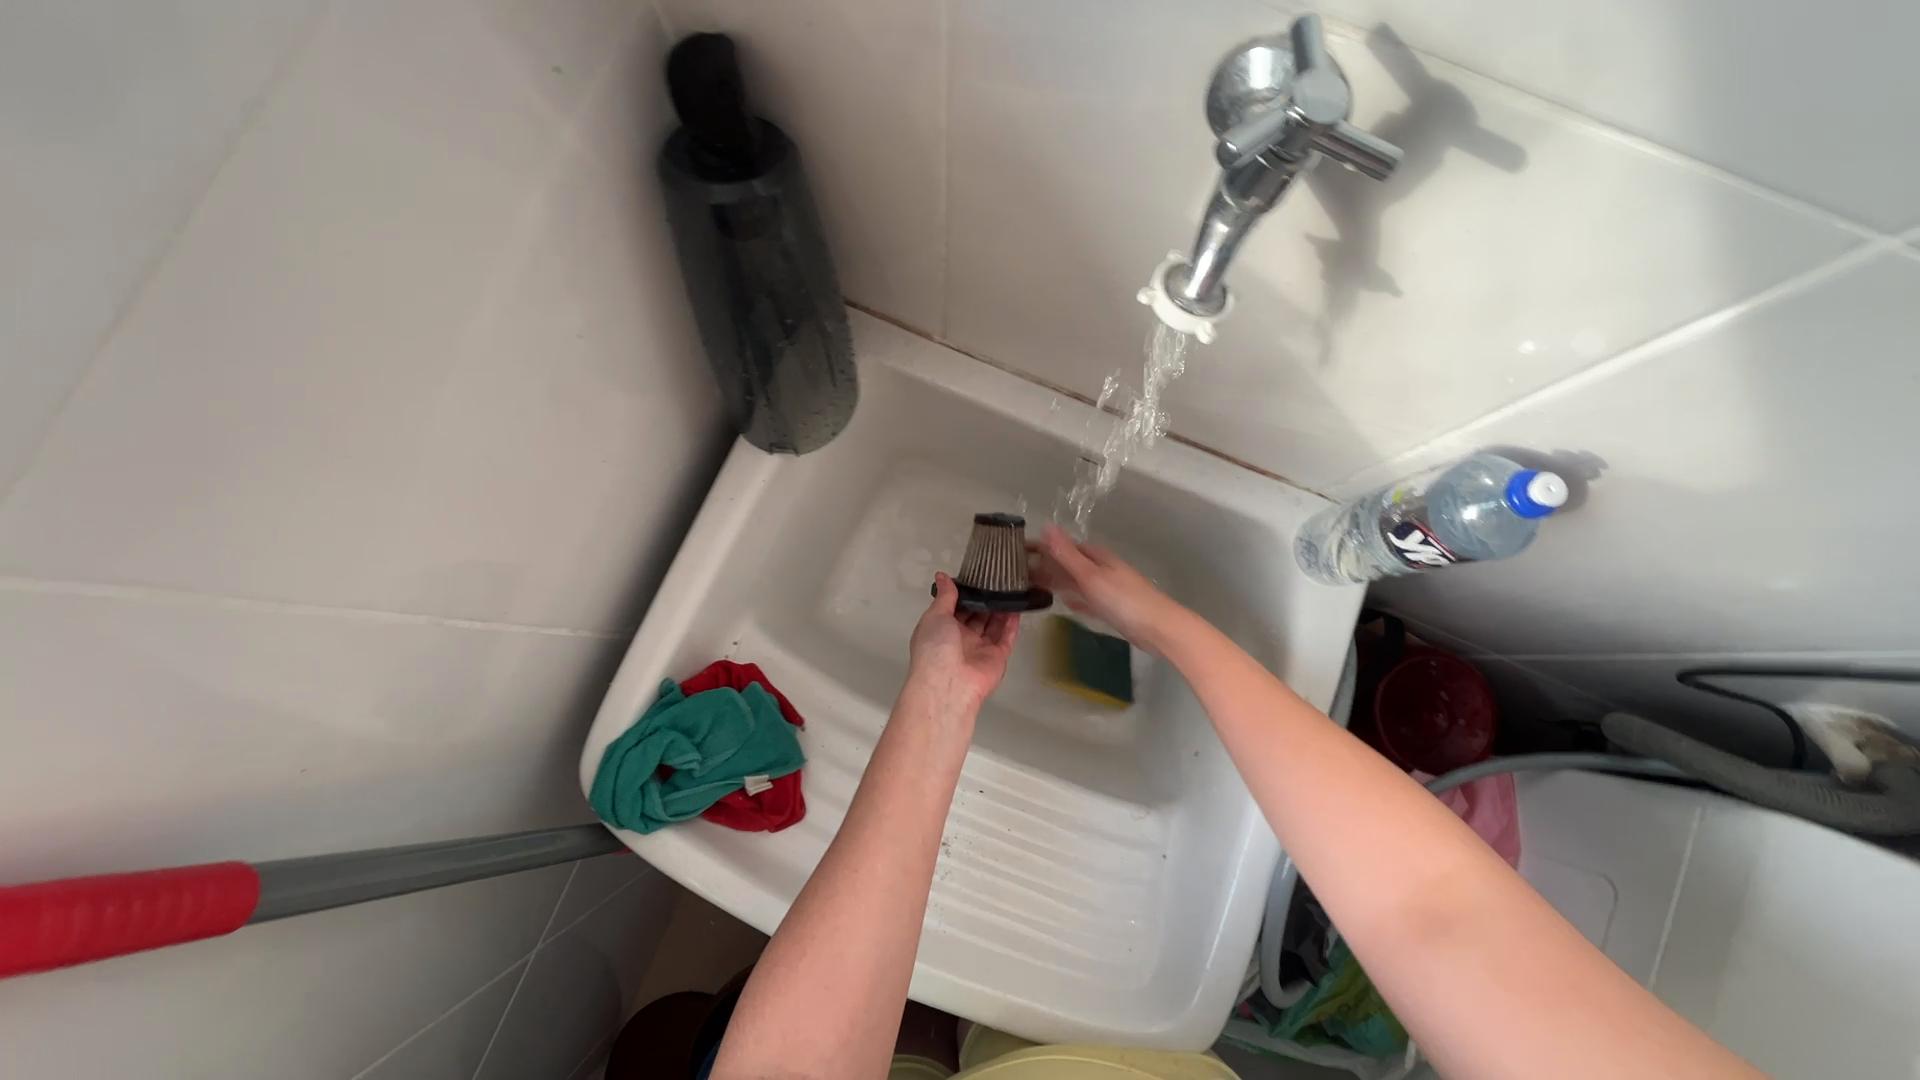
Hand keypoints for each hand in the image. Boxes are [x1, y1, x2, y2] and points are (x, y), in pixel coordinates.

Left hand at [907, 574, 1020, 711]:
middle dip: (984, 599)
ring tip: (1010, 588)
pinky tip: (1018, 606)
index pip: (955, 608)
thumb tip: (942, 575)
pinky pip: (1006, 637)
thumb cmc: (936, 646)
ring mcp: (980, 648)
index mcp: (942, 629)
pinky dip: (1012, 623)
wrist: (949, 683)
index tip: (976, 575)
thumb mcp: (935, 616)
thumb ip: (945, 596)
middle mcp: (960, 638)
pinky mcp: (998, 657)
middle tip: (997, 578)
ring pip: (992, 625)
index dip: (964, 593)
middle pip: (975, 615)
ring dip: (1000, 608)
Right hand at [1031, 525, 1186, 650]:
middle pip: (1069, 564)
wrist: (1157, 628)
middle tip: (1019, 575)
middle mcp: (1101, 569)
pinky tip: (1066, 604)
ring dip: (1058, 582)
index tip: (1018, 555)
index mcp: (1096, 557)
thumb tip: (1046, 526)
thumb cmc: (1123, 599)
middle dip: (1047, 567)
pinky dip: (1075, 599)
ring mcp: (1106, 588)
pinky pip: (1086, 599)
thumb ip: (1066, 554)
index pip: (1063, 547)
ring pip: (1076, 582)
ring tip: (1033, 587)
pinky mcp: (1110, 607)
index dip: (1042, 549)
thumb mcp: (1090, 575)